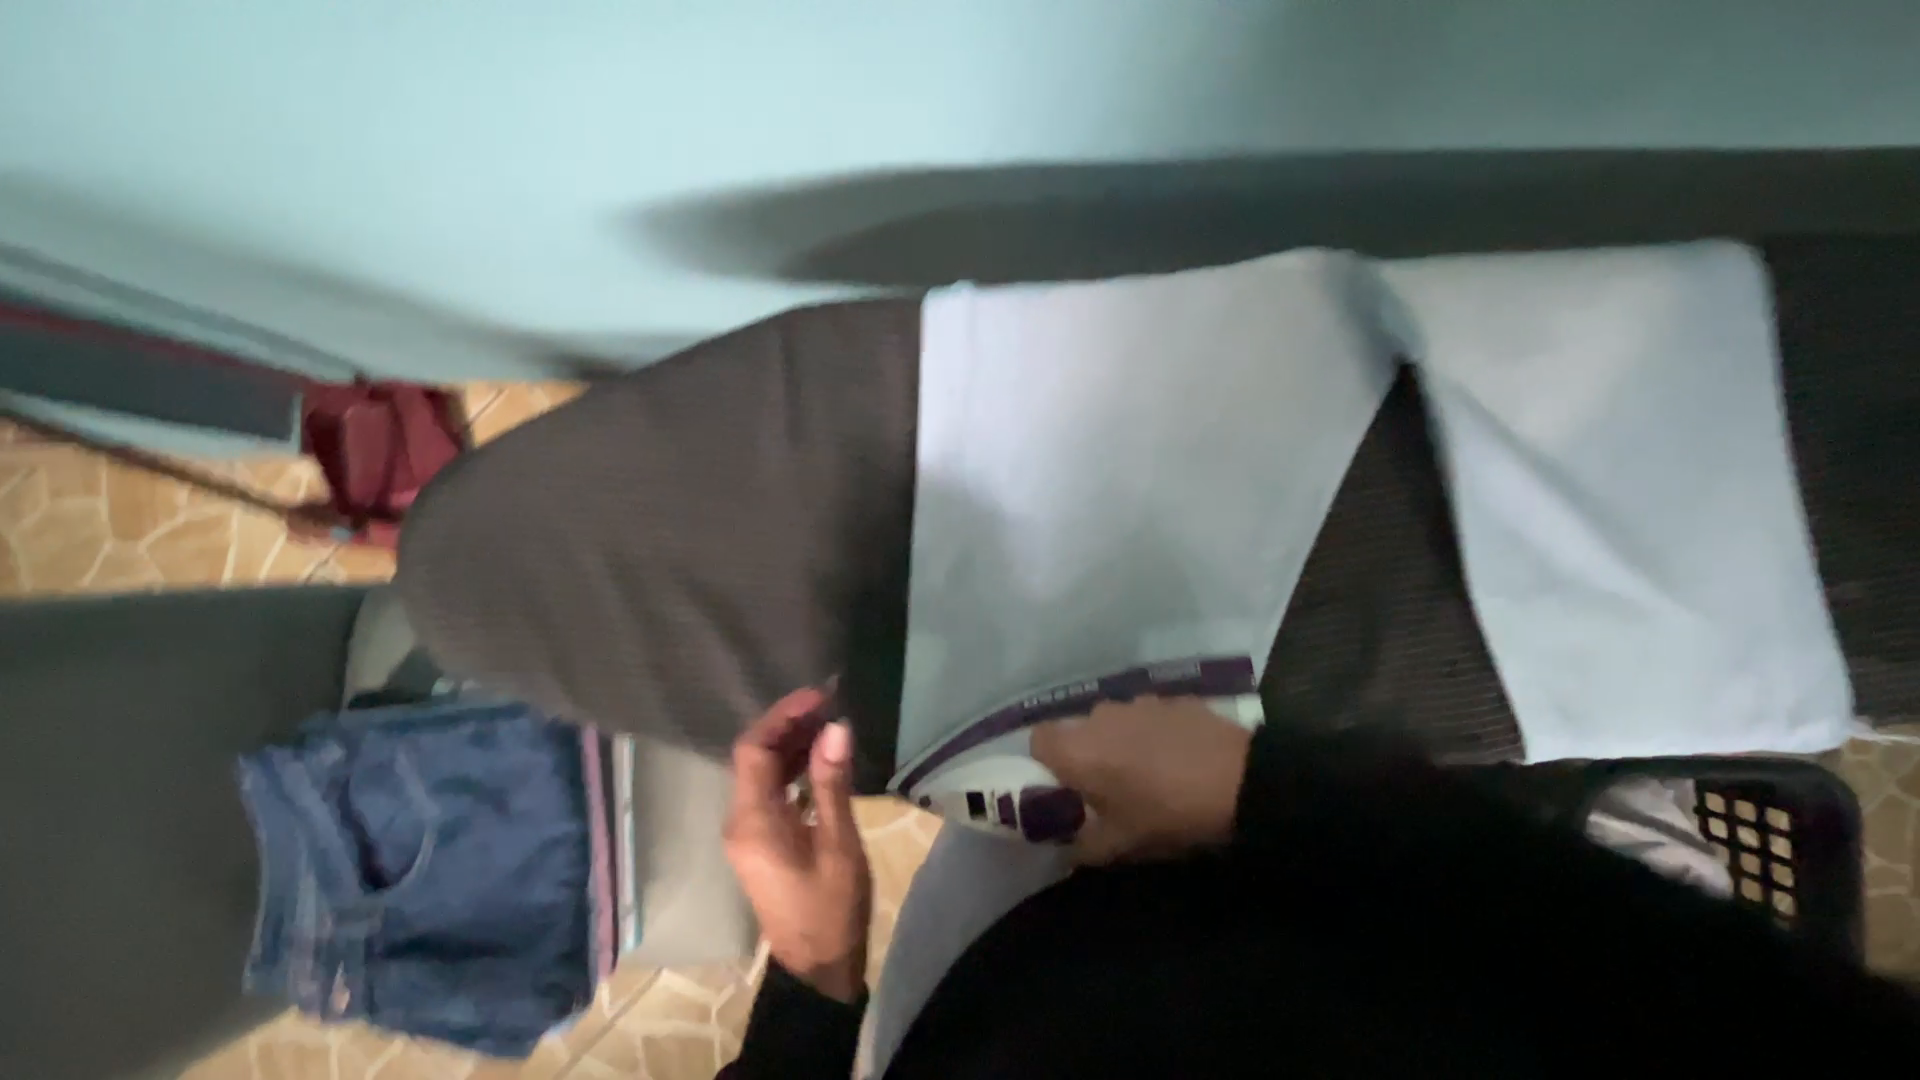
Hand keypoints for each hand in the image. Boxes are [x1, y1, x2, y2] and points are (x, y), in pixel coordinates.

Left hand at [723, 687, 872, 1001]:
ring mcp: (748, 832)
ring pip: (762, 773)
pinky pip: (771, 791)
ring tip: (831, 723)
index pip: (754, 750)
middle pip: (755, 757)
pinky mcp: (762, 840)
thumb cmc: (831, 907)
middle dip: (789, 725)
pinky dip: (793, 769)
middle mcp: (740, 820)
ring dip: (792, 745)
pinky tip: (823, 759)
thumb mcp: (838, 845)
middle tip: (830, 704)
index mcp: (752, 820)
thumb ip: (832, 784)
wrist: (817, 966)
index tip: (819, 696)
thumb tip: (835, 728)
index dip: (782, 716)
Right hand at [1030, 695, 1252, 864]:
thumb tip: (1064, 845)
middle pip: (1077, 731)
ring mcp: (1137, 702)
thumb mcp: (1120, 845)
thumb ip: (1081, 845)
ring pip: (1113, 723)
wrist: (1242, 781)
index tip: (1065, 790)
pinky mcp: (1171, 699)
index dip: (1045, 764)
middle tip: (1107, 789)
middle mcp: (1099, 716)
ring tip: (1147, 774)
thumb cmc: (1169, 814)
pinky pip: (1146, 717)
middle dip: (1086, 756)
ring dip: (1119, 743)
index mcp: (1077, 749)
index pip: (1037, 741)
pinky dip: (1151, 734)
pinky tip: (1177, 759)